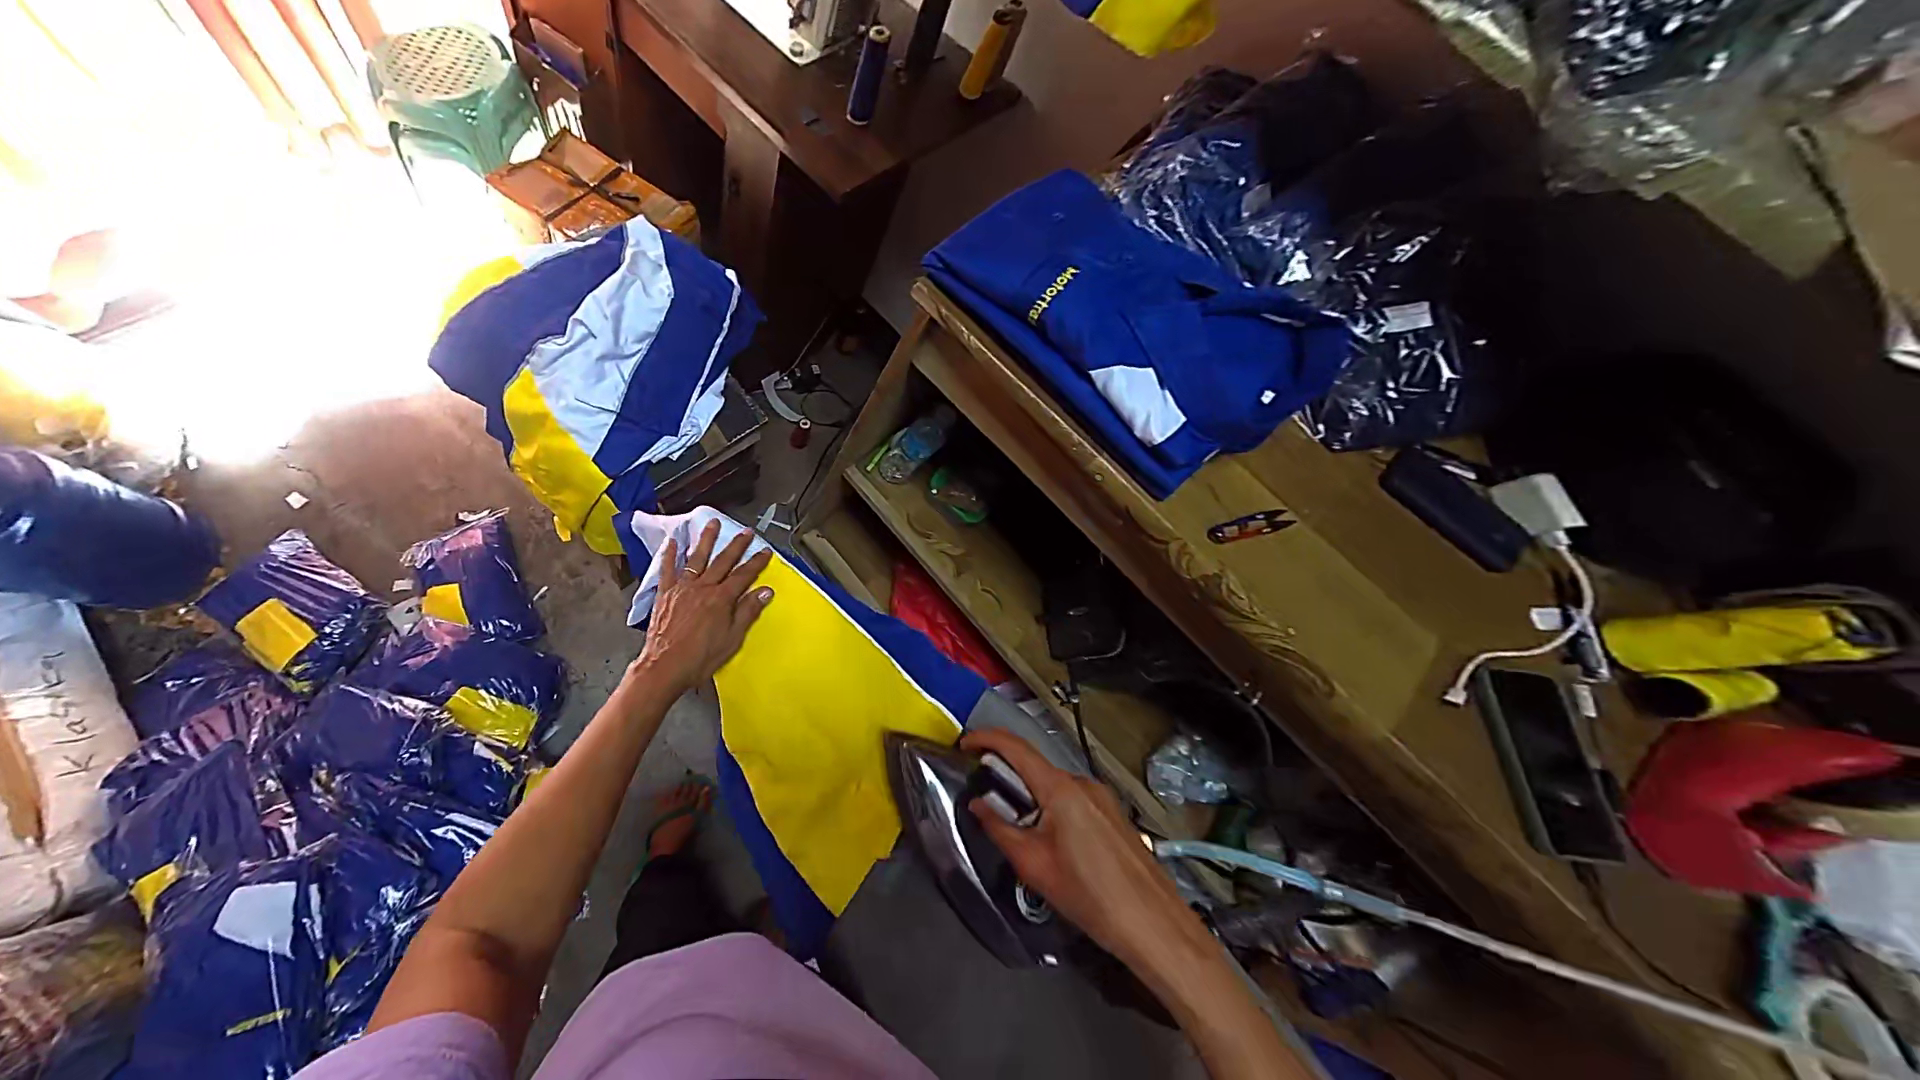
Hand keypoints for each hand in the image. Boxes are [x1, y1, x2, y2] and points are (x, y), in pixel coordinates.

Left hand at [631, 520, 774, 694]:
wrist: (664, 667)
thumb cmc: (700, 657)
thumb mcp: (732, 638)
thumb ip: (748, 612)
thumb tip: (765, 592)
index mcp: (721, 599)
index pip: (744, 575)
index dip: (756, 562)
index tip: (765, 551)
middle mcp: (702, 588)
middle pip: (723, 561)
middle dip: (737, 545)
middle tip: (746, 532)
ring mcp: (682, 589)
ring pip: (697, 558)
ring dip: (706, 540)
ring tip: (713, 524)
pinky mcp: (665, 594)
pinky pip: (668, 570)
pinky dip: (670, 555)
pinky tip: (673, 542)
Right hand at [961, 728, 1204, 968]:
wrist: (1153, 926)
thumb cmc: (1094, 898)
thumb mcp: (1033, 865)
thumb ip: (999, 828)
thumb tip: (979, 806)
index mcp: (1062, 789)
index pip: (1016, 747)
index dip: (986, 739)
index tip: (966, 744)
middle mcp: (1084, 785)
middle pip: (1035, 769)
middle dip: (1008, 783)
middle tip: (989, 810)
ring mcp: (1102, 799)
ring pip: (1054, 788)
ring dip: (1032, 803)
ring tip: (1026, 844)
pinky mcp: (1113, 815)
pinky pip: (1074, 801)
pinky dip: (1053, 812)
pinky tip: (1054, 849)